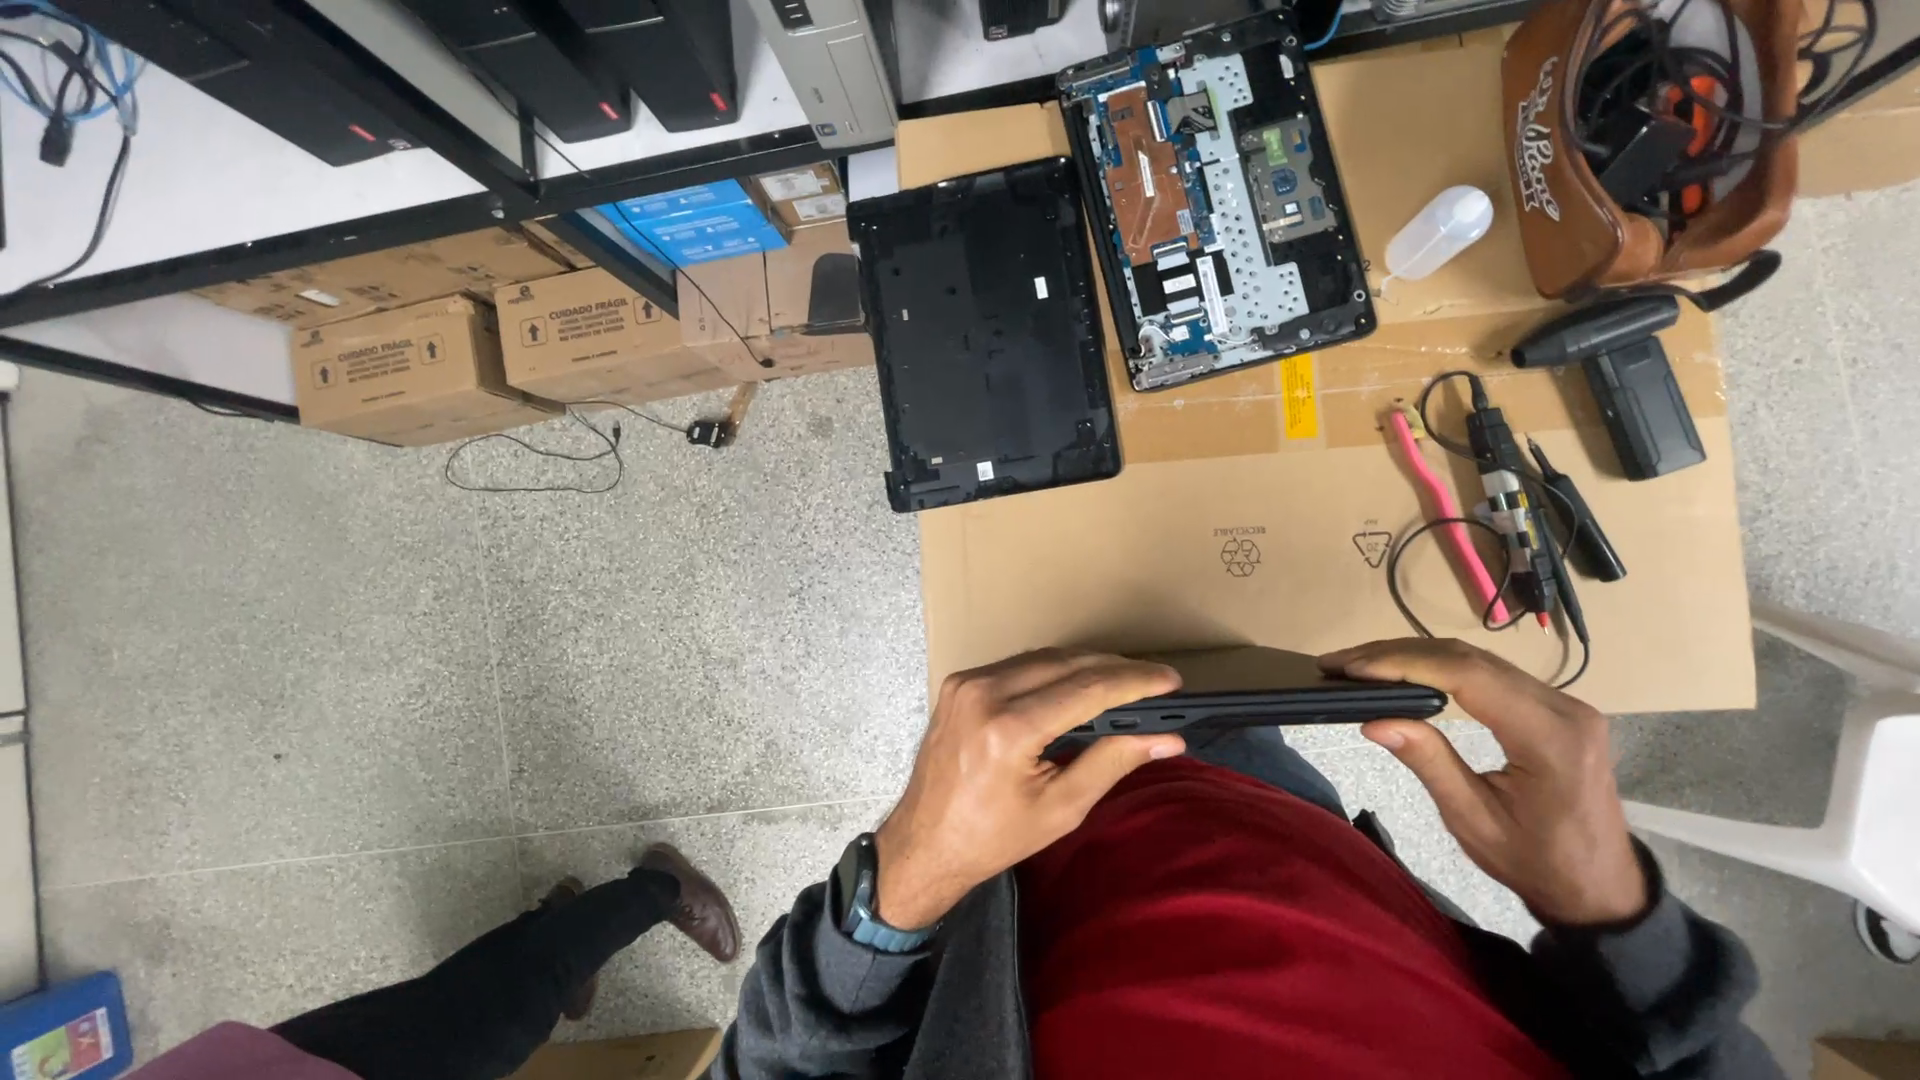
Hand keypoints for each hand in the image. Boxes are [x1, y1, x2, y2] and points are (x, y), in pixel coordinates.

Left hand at [873, 649, 1184, 928]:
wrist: (925, 842)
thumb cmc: (993, 837)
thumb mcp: (1061, 807)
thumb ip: (1113, 762)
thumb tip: (1165, 738)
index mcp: (1008, 728)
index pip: (1086, 688)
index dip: (1134, 681)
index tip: (1170, 682)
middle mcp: (984, 692)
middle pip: (1066, 663)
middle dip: (1116, 669)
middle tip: (1155, 684)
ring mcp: (966, 683)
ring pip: (1043, 658)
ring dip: (1086, 666)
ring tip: (1125, 683)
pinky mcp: (959, 684)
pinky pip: (1018, 665)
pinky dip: (1053, 670)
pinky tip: (1079, 684)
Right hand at [1318, 639, 1648, 926]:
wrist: (1601, 887)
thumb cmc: (1537, 862)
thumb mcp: (1473, 820)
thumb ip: (1429, 763)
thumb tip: (1374, 721)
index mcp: (1549, 735)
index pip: (1466, 676)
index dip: (1403, 664)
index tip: (1351, 669)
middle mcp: (1563, 706)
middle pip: (1468, 658)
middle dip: (1397, 653)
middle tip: (1339, 663)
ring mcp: (1562, 703)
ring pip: (1476, 658)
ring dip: (1413, 655)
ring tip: (1359, 664)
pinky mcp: (1553, 707)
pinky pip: (1488, 672)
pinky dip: (1438, 666)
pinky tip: (1403, 671)